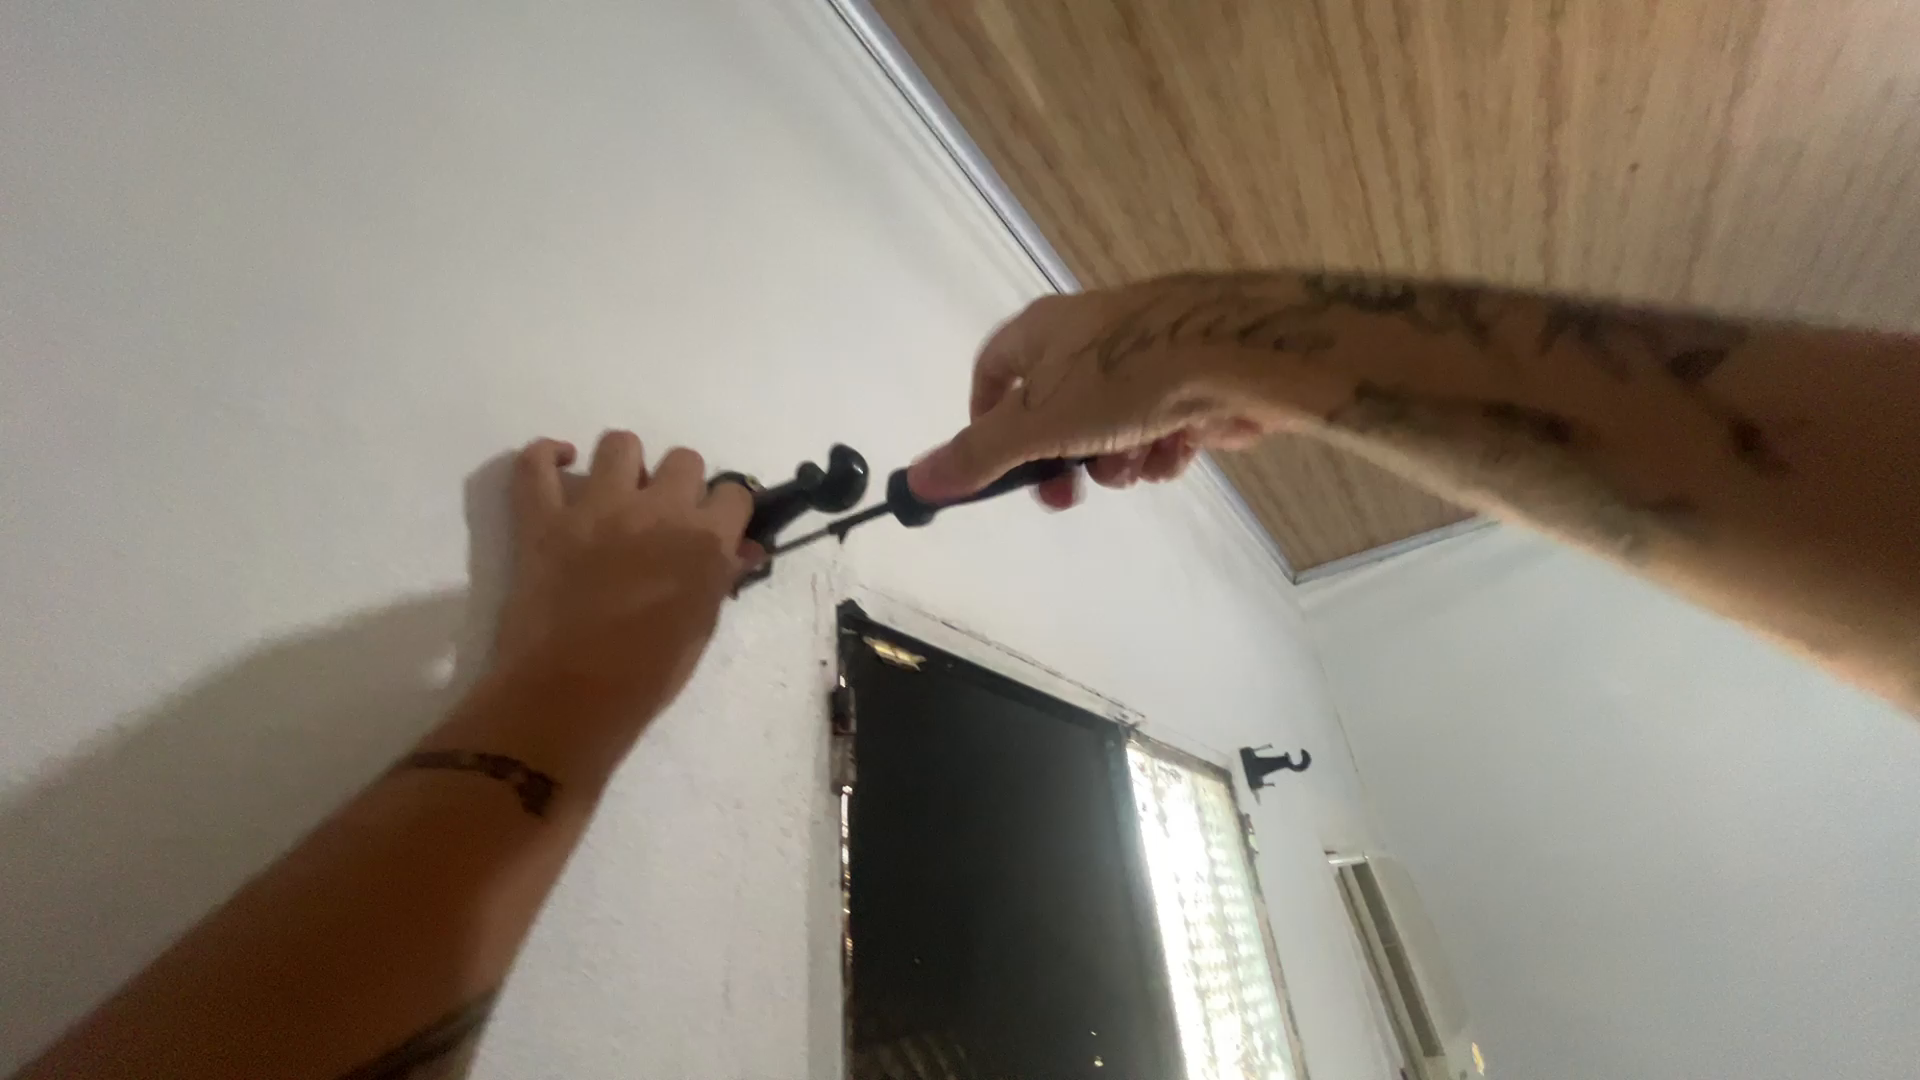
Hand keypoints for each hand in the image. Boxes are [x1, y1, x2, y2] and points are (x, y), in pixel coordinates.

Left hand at [492, 431, 757, 718]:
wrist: (569, 697)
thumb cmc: (649, 673)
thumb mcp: (702, 626)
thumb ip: (721, 577)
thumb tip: (742, 550)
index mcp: (704, 540)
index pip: (734, 493)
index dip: (728, 509)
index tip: (717, 528)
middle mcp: (658, 510)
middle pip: (684, 459)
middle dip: (682, 482)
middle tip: (667, 516)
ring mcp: (597, 508)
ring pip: (620, 444)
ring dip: (626, 464)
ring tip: (619, 493)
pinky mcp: (543, 518)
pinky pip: (533, 464)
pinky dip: (545, 457)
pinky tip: (559, 466)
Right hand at [906, 287, 1277, 508]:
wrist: (1237, 355)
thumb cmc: (1120, 380)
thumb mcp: (1033, 425)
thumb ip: (975, 456)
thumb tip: (914, 483)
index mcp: (1040, 333)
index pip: (991, 374)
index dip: (985, 422)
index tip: (998, 466)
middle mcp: (1086, 339)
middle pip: (1051, 414)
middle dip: (1059, 461)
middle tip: (1069, 493)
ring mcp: (1140, 357)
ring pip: (1105, 429)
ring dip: (1114, 460)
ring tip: (1136, 462)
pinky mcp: (1187, 380)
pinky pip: (1154, 427)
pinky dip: (1157, 449)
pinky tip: (1173, 452)